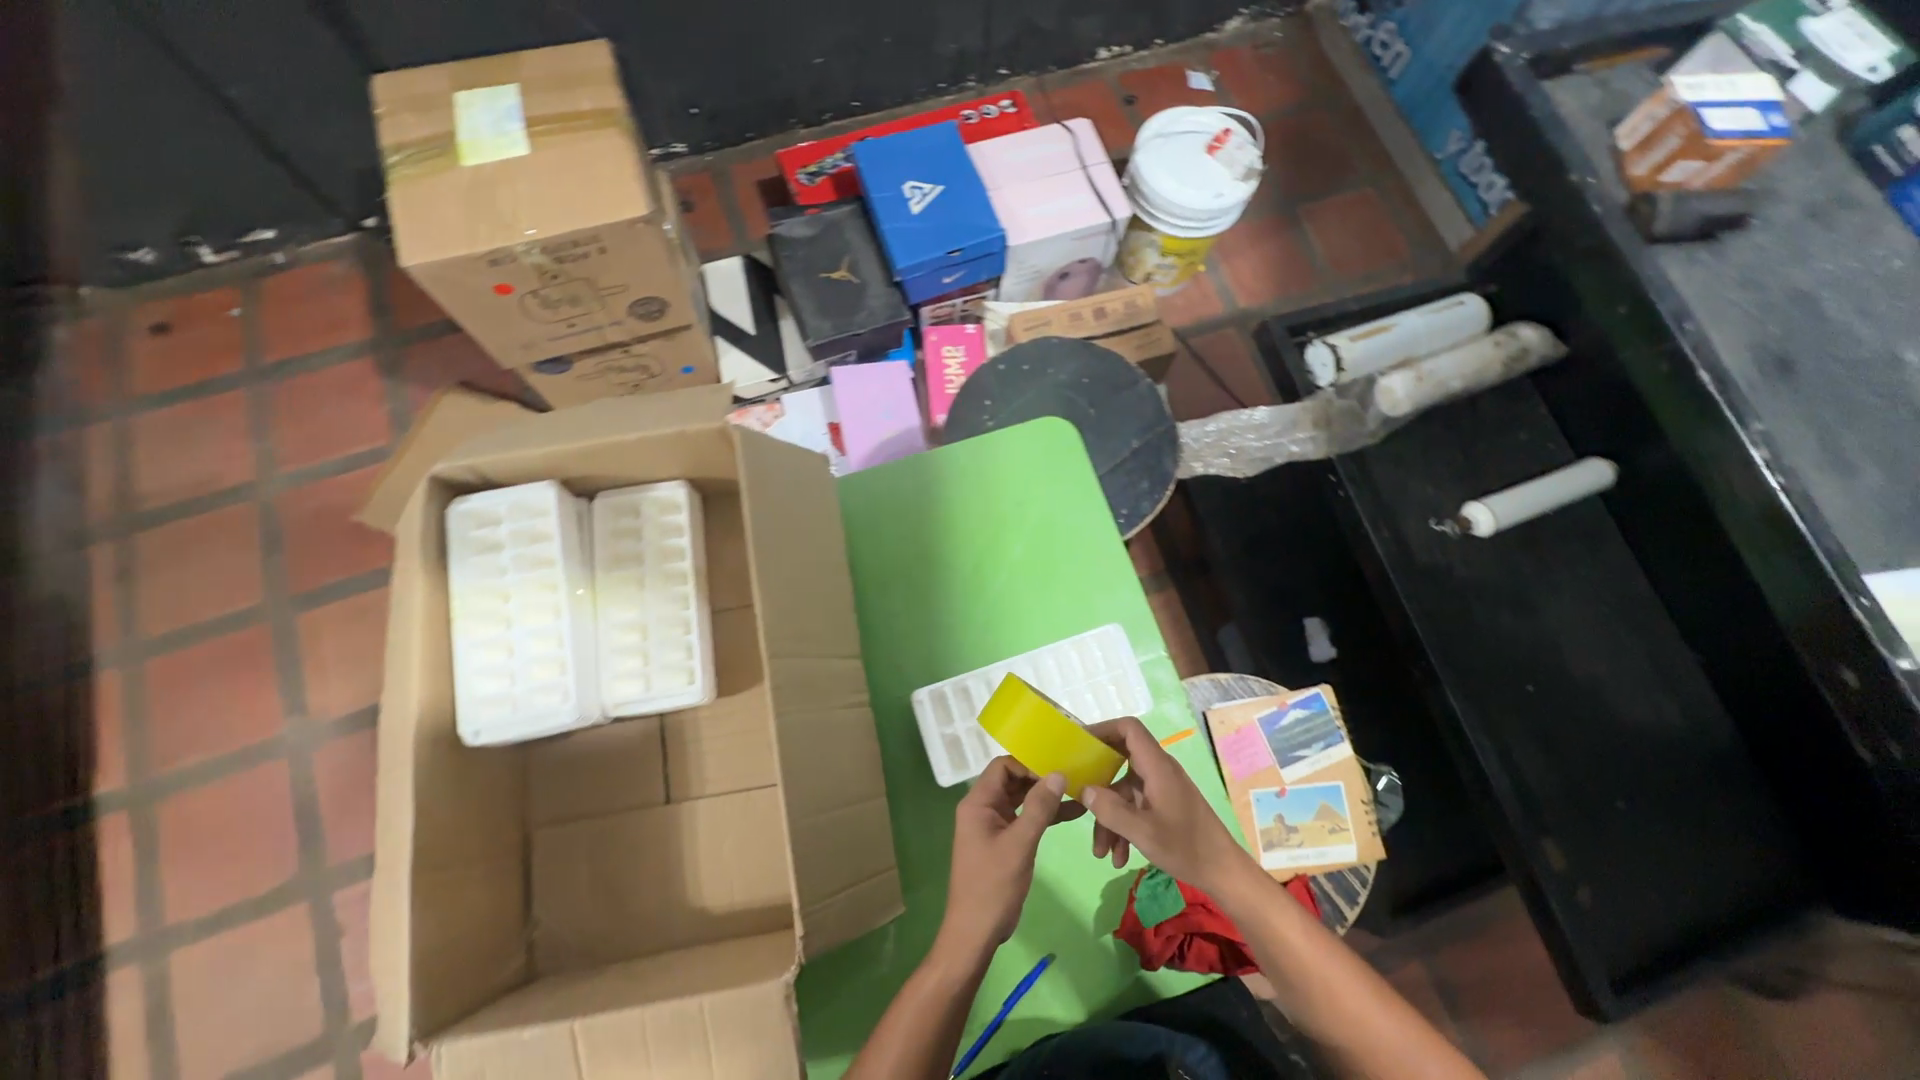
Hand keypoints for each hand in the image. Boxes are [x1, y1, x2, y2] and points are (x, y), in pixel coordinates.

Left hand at [939, 758, 1081, 958]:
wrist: (976, 931)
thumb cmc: (993, 885)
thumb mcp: (1020, 844)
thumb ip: (1039, 807)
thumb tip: (1058, 773)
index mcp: (978, 803)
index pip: (1003, 766)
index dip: (1030, 764)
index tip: (1059, 769)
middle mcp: (983, 809)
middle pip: (1013, 781)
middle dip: (1041, 778)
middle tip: (1075, 778)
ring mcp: (993, 825)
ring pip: (1021, 800)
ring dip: (1046, 797)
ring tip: (1080, 793)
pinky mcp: (1004, 841)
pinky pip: (1024, 818)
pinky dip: (1044, 815)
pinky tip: (1071, 814)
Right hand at [1080, 717, 1249, 892]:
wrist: (1223, 872)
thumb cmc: (1186, 847)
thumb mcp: (1142, 832)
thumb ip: (1109, 809)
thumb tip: (1084, 790)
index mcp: (1157, 767)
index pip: (1129, 729)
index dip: (1103, 729)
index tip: (1079, 744)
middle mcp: (1159, 772)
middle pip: (1120, 761)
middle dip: (1098, 784)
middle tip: (1077, 796)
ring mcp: (1161, 790)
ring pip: (1124, 792)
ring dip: (1109, 818)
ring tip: (1100, 852)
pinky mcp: (1164, 807)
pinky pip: (1135, 808)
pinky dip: (1123, 827)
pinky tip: (1118, 856)